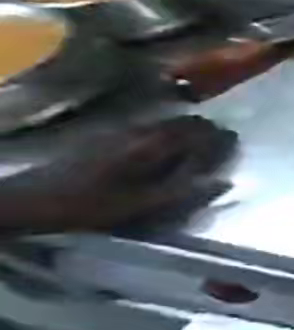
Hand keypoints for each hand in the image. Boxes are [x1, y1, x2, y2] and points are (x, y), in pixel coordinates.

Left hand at [0, 116, 238, 233]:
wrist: (21, 203)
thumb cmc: (86, 206)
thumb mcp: (139, 206)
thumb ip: (184, 193)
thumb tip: (225, 182)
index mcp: (154, 147)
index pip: (202, 133)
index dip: (222, 138)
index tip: (235, 144)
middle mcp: (139, 134)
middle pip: (184, 123)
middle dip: (206, 130)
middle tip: (218, 143)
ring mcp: (118, 134)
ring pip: (164, 123)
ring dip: (184, 130)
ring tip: (194, 143)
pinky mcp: (102, 140)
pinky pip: (145, 128)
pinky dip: (162, 133)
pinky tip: (159, 147)